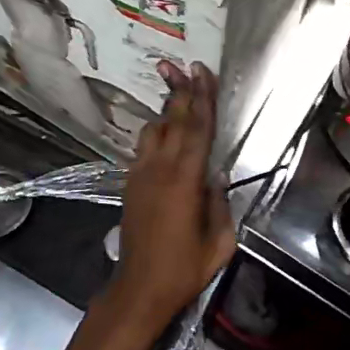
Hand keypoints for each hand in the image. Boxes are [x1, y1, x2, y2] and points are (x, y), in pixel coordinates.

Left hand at [107, 62, 235, 326]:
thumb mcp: (219, 241)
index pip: (196, 130)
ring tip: (177, 96)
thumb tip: (217, 175)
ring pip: (153, 132)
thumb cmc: (184, 268)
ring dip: (166, 113)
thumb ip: (220, 203)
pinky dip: (157, 135)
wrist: (140, 285)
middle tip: (179, 65)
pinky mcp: (130, 183)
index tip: (200, 72)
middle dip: (178, 91)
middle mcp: (158, 169)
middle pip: (171, 121)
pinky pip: (144, 149)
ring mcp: (139, 174)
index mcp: (184, 180)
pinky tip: (166, 135)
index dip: (200, 98)